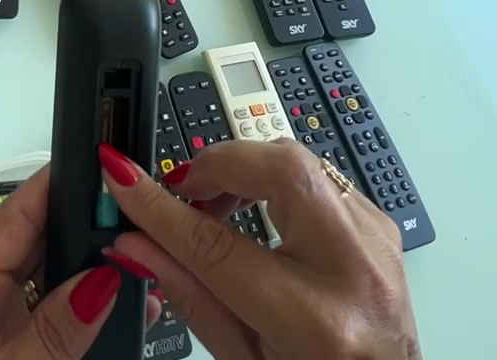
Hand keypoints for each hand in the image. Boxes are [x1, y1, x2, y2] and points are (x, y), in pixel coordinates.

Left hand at [0, 166, 154, 358]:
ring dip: (98, 267)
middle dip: (90, 225)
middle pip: (44, 239)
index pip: (19, 213)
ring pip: (59, 275)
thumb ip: (51, 335)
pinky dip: (94, 306)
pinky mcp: (24, 348)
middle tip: (142, 217)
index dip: (62, 185)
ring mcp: (5, 323)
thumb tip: (100, 280)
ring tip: (145, 258)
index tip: (106, 170)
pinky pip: (64, 311)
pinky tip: (130, 308)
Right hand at [97, 141, 419, 359]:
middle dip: (216, 162)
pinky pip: (314, 172)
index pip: (217, 246)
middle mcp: (356, 272)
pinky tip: (251, 207)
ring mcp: (375, 240)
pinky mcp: (378, 221)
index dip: (156, 205)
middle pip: (279, 168)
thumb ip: (185, 293)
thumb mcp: (241, 358)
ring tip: (213, 204)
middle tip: (182, 187)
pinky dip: (271, 178)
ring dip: (242, 168)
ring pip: (296, 158)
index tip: (118, 174)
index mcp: (316, 323)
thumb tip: (132, 241)